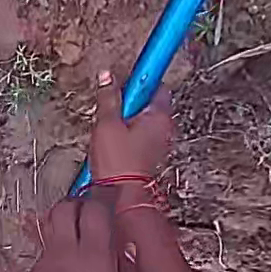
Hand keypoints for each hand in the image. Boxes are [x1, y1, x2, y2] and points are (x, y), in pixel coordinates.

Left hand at [16, 194, 148, 271]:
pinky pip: (46, 253)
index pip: (94, 209)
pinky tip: (74, 270)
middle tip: (96, 211)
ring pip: (50, 229)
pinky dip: (60, 251)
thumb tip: (126, 254)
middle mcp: (62, 254)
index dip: (104, 196)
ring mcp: (42, 265)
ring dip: (67, 225)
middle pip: (63, 208)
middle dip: (80, 203)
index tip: (114, 193)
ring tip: (85, 239)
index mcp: (92, 257)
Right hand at [87, 69, 175, 201]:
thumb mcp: (107, 124)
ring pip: (143, 118)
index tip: (127, 77)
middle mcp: (164, 127)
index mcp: (158, 116)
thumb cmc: (117, 160)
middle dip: (130, 100)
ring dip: (127, 116)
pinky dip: (127, 130)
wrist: (122, 195)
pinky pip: (140, 133)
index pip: (156, 87)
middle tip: (110, 104)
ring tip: (107, 124)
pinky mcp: (148, 153)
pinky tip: (111, 138)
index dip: (141, 80)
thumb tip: (106, 76)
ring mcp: (158, 141)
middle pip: (149, 102)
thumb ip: (108, 98)